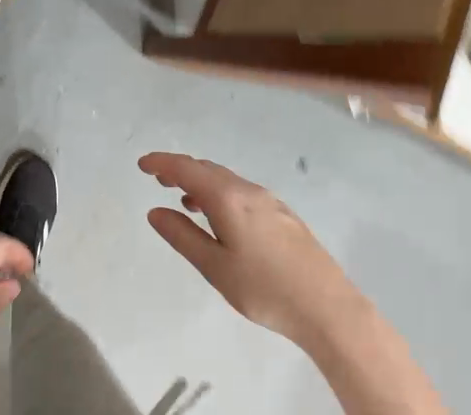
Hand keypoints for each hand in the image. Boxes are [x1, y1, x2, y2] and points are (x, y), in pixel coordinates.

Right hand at [139, 152, 350, 342]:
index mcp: (228, 198)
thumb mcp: (215, 267)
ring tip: (185, 202)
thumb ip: (183, 236)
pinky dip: (221, 195)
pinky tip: (221, 220)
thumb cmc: (264, 289)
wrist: (328, 307)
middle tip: (158, 180)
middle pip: (208, 169)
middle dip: (181, 170)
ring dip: (202, 184)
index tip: (142, 164)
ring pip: (227, 181)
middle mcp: (249, 191)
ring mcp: (270, 202)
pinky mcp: (283, 216)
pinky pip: (242, 193)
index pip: (187, 169)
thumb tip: (155, 212)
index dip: (162, 163)